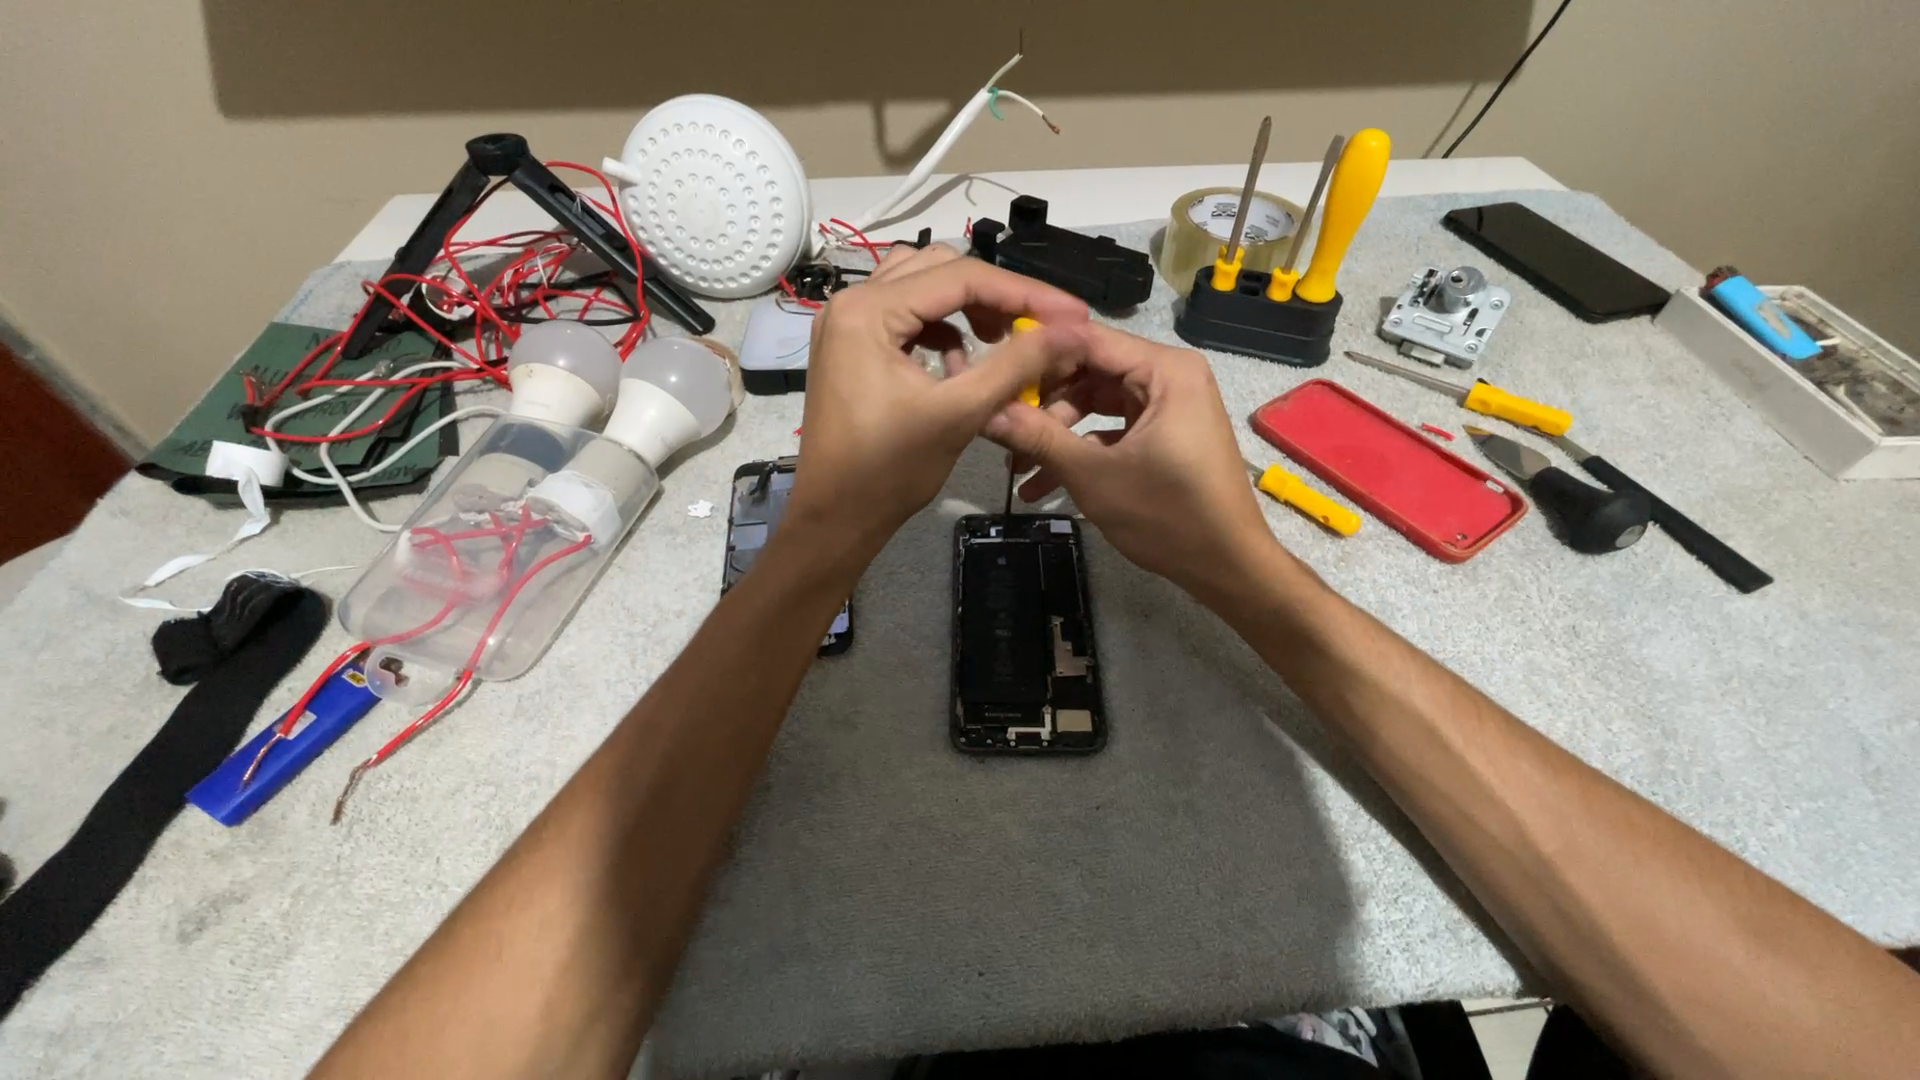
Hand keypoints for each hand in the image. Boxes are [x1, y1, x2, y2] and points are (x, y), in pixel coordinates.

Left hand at [786, 244, 1088, 558]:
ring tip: (999, 344)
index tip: (1073, 314)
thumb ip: (1016, 364)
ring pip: (921, 288)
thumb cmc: (890, 471)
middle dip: (995, 297)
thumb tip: (1072, 331)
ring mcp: (846, 324)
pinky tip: (959, 368)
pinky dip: (940, 331)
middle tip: (1038, 329)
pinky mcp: (851, 347)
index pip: (961, 276)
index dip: (1025, 292)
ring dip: (966, 310)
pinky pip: (905, 317)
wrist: (835, 518)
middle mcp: (851, 302)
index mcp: (868, 310)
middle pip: (940, 270)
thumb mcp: (960, 414)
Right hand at [984, 323, 1279, 600]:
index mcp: (1164, 369)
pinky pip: (1114, 430)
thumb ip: (1038, 438)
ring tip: (1017, 468)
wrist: (1228, 566)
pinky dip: (1083, 452)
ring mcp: (1168, 407)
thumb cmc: (1168, 515)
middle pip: (1088, 372)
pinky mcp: (1165, 435)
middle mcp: (1169, 376)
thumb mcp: (1094, 475)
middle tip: (1001, 430)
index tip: (992, 377)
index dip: (1035, 356)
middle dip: (1043, 405)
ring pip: (1096, 405)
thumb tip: (985, 412)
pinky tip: (1043, 485)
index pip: (1085, 339)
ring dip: (1057, 435)